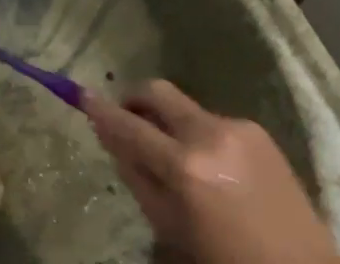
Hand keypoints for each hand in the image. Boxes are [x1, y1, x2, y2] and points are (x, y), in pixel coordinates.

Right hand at [84, 80, 339, 263]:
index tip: (81, 94)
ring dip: (169, 122)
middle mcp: (211, 134)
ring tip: (172, 157)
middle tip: (124, 119)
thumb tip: (111, 138)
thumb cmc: (225, 259)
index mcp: (186, 167)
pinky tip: (208, 165)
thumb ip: (137, 177)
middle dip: (134, 99)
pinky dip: (198, 135)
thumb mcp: (171, 228)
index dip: (101, 110)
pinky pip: (213, 121)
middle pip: (158, 92)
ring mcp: (239, 127)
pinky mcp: (259, 130)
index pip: (129, 126)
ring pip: (185, 108)